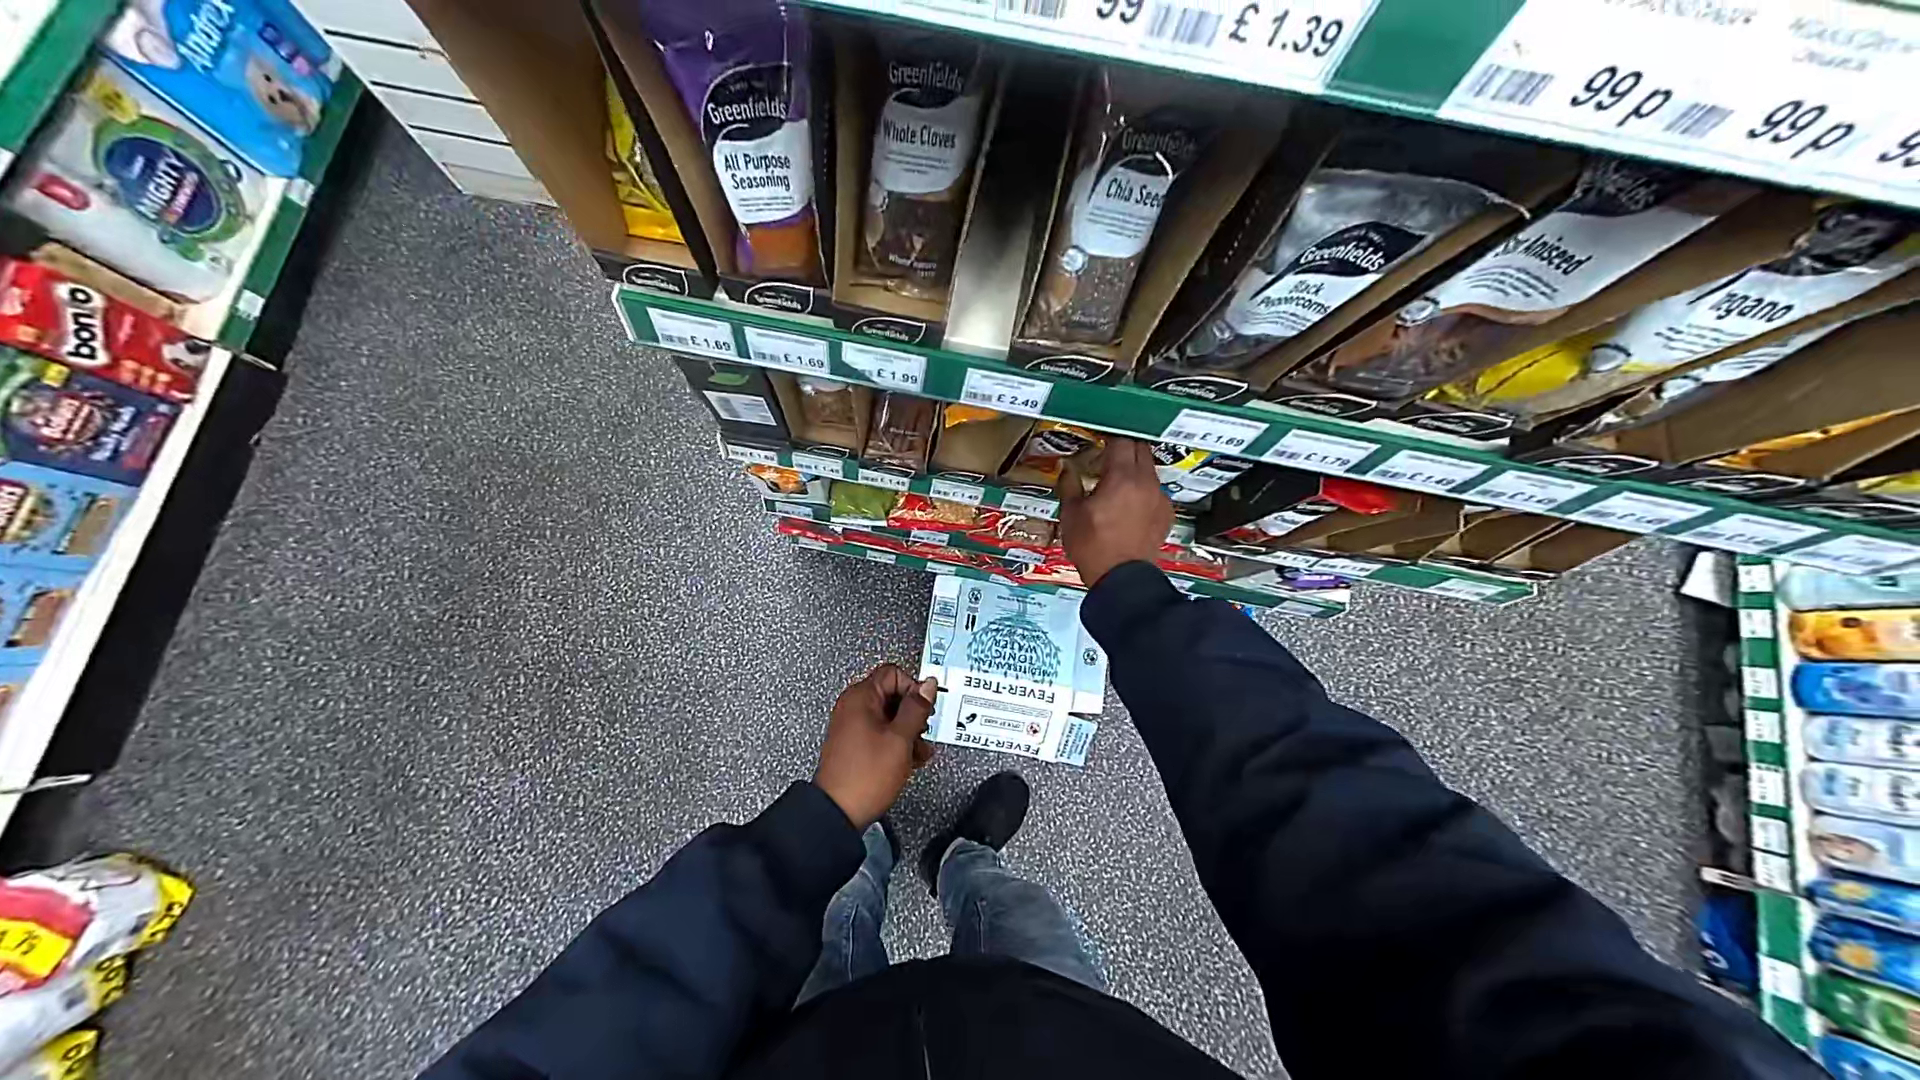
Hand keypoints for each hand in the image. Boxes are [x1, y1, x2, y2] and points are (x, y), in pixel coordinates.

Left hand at [814, 664, 937, 828]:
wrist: (838, 811)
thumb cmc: (863, 776)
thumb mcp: (900, 738)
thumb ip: (917, 708)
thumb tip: (928, 686)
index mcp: (861, 697)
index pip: (893, 673)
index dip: (913, 688)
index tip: (923, 708)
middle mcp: (852, 706)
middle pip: (892, 694)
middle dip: (913, 713)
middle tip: (921, 731)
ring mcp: (851, 724)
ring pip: (888, 715)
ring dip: (908, 730)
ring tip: (918, 752)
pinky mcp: (853, 742)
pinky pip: (879, 731)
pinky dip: (896, 741)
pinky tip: (907, 759)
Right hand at [1058, 437, 1172, 586]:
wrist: (1120, 579)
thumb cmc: (1093, 548)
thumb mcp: (1071, 514)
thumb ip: (1069, 485)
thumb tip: (1067, 469)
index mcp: (1121, 477)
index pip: (1120, 441)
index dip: (1107, 439)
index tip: (1097, 443)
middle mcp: (1145, 483)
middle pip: (1140, 449)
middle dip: (1124, 449)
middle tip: (1107, 456)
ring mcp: (1158, 498)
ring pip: (1149, 470)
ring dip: (1134, 469)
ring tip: (1116, 482)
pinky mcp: (1165, 514)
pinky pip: (1155, 491)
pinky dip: (1143, 490)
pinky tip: (1128, 504)